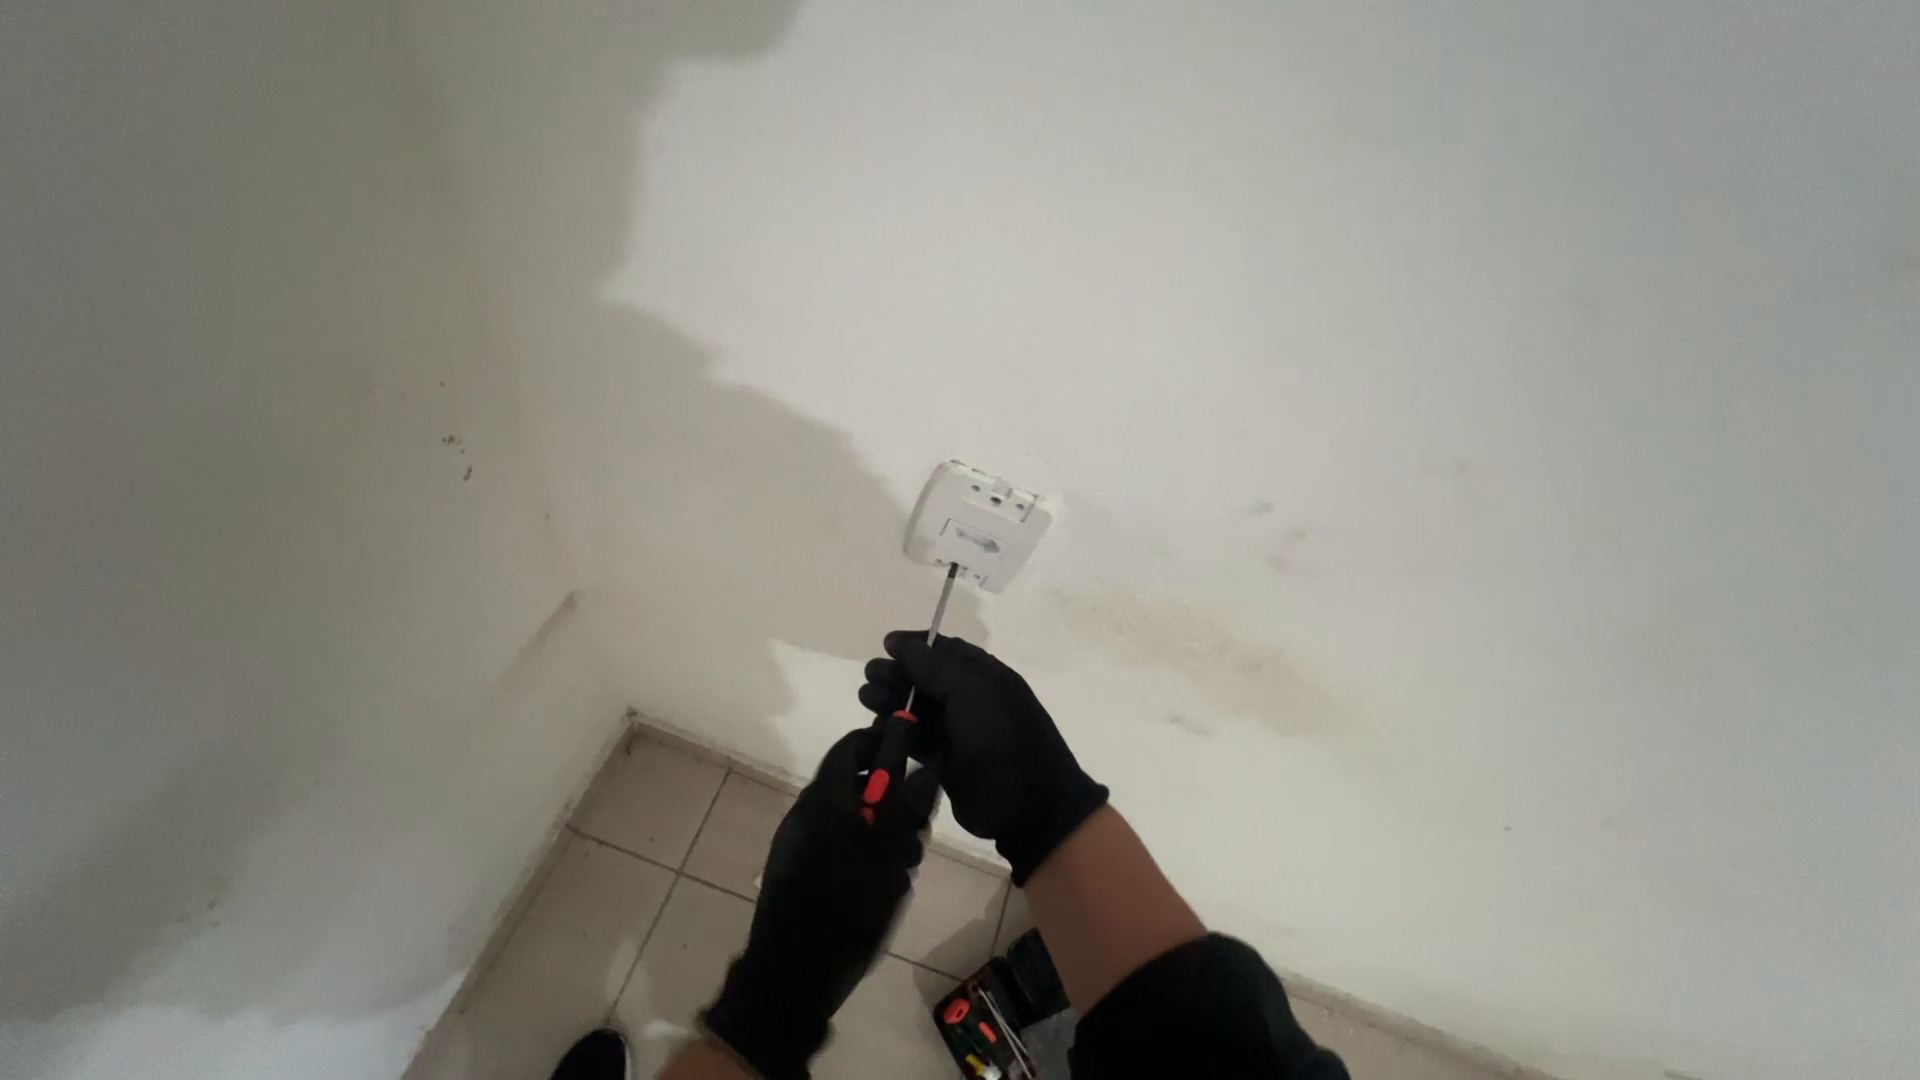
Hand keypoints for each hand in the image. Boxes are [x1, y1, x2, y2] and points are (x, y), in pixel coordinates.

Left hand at [700, 725, 939, 1079]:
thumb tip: (929, 766)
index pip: (851, 746)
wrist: (791, 975)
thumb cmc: (845, 905)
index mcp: (823, 798)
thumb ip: (908, 804)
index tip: (914, 751)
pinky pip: (838, 845)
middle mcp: (807, 812)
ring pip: (851, 818)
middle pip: (855, 784)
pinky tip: (885, 884)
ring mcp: (799, 843)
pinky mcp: (799, 871)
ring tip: (906, 863)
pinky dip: (865, 852)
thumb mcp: (888, 852)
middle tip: (919, 826)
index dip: (882, 741)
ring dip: (883, 830)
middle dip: (892, 797)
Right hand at [858, 631, 1107, 884]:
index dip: (915, 645)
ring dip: (892, 702)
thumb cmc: (1000, 737)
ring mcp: (958, 732)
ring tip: (867, 699)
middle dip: (898, 674)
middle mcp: (970, 699)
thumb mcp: (970, 690)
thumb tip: (899, 644)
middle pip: (926, 679)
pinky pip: (916, 741)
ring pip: (918, 710)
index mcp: (983, 676)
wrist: (1027, 803)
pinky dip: (897, 734)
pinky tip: (876, 729)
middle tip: (870, 677)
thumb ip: (934, 666)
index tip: (886, 646)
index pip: (944, 650)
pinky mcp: (946, 763)